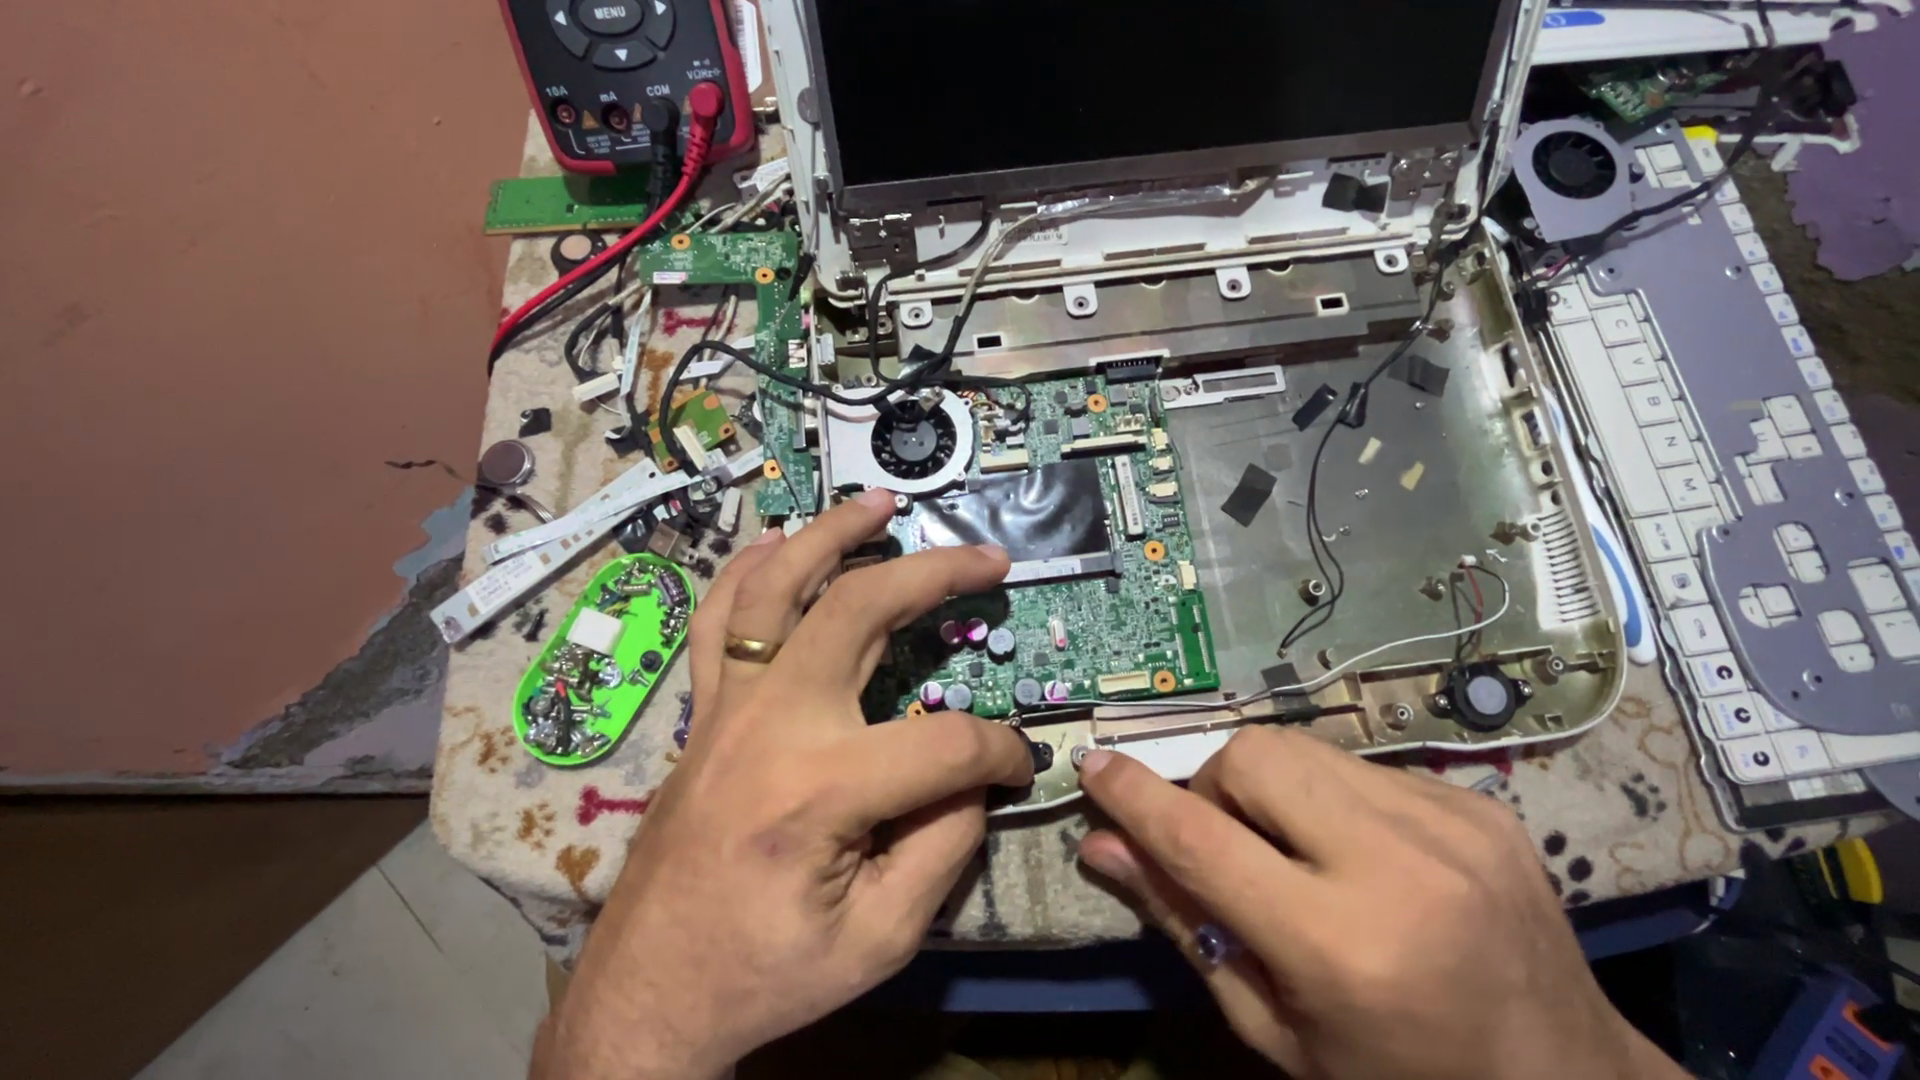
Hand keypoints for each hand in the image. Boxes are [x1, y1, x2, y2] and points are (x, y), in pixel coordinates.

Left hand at [534, 490, 1033, 1079]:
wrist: (649, 993)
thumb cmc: (767, 973)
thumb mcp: (881, 937)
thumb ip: (943, 846)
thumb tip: (973, 777)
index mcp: (821, 789)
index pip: (945, 742)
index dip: (999, 752)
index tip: (1019, 771)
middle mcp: (770, 725)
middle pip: (858, 612)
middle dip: (934, 575)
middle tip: (989, 559)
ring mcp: (727, 709)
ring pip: (776, 589)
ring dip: (831, 535)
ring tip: (880, 502)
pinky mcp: (704, 714)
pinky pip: (718, 622)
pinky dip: (747, 571)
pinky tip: (777, 541)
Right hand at [1076, 728, 1684, 1079]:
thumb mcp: (1273, 1028)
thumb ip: (1184, 924)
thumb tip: (1104, 848)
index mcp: (1340, 946)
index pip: (1201, 841)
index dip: (1134, 797)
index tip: (1093, 767)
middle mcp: (1398, 865)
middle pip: (1252, 757)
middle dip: (1213, 787)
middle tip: (1223, 842)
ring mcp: (1449, 822)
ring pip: (1302, 748)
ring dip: (1267, 787)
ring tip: (1289, 847)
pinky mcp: (1478, 803)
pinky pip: (1360, 765)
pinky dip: (1329, 798)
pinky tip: (1356, 854)